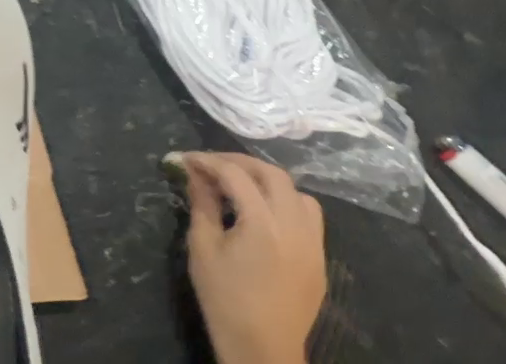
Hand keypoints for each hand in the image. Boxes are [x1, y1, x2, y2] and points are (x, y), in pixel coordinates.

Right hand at [178, 153, 325, 363]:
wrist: (261, 347)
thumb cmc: (224, 298)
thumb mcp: (202, 247)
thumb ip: (201, 204)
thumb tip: (194, 174)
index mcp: (262, 224)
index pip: (235, 175)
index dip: (208, 161)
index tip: (186, 160)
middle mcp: (295, 228)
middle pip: (273, 175)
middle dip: (239, 163)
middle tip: (212, 166)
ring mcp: (313, 244)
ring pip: (298, 194)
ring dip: (268, 182)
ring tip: (242, 187)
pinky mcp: (319, 259)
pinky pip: (310, 218)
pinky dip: (287, 204)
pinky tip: (264, 214)